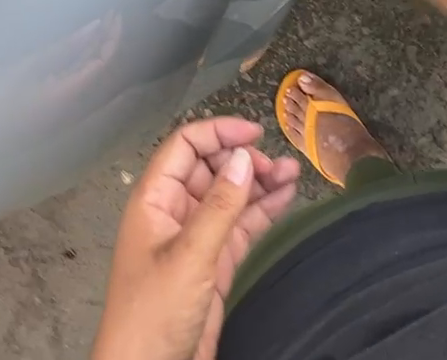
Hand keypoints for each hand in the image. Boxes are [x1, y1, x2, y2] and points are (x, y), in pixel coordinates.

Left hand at [92, 118, 300, 359]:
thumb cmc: (153, 315)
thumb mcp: (189, 257)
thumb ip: (219, 206)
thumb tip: (243, 157)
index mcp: (154, 199)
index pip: (185, 146)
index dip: (218, 132)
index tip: (255, 133)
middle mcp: (174, 211)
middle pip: (210, 168)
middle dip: (243, 159)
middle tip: (276, 164)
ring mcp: (194, 237)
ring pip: (229, 196)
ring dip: (258, 183)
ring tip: (292, 172)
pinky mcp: (213, 263)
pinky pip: (239, 225)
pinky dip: (261, 210)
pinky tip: (285, 196)